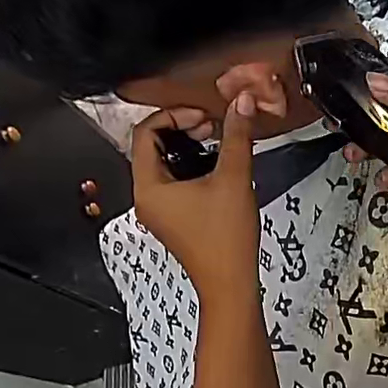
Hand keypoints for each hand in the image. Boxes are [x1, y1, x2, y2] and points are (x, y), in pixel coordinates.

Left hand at [129, 94, 260, 301]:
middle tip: (210, 125)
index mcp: (149, 187)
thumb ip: (237, 136)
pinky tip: (217, 167)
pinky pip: (173, 181)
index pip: (145, 133)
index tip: (202, 115)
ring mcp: (159, 210)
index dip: (174, 116)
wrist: (230, 282)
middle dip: (182, 129)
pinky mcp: (174, 218)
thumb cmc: (225, 240)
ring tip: (216, 142)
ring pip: (164, 164)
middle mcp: (146, 198)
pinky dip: (191, 166)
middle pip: (152, 146)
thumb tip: (242, 104)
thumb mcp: (234, 178)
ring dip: (187, 147)